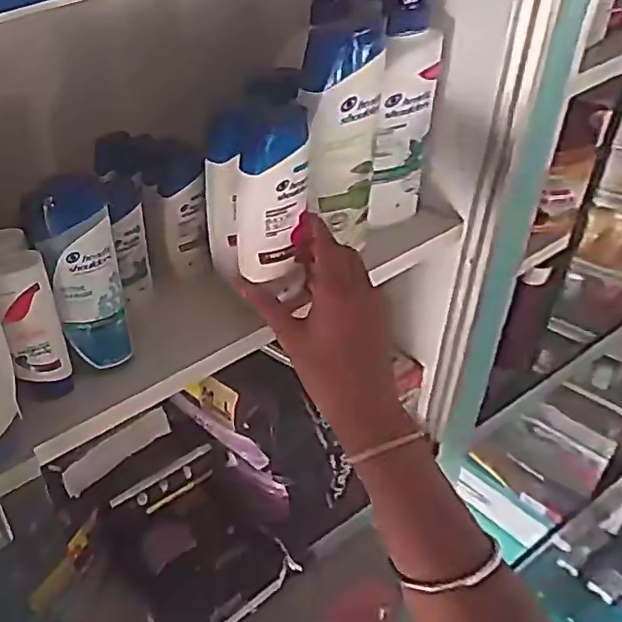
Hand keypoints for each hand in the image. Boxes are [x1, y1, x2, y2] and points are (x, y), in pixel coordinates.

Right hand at [238, 213, 415, 448]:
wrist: (364, 404)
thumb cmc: (326, 373)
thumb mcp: (290, 336)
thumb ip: (268, 305)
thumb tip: (244, 286)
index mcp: (338, 291)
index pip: (327, 245)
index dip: (314, 228)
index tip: (300, 218)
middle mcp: (361, 290)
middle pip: (343, 253)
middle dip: (320, 245)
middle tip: (294, 247)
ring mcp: (373, 302)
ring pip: (354, 268)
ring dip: (332, 262)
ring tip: (303, 270)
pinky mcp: (377, 315)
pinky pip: (360, 284)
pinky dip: (342, 279)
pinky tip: (320, 295)